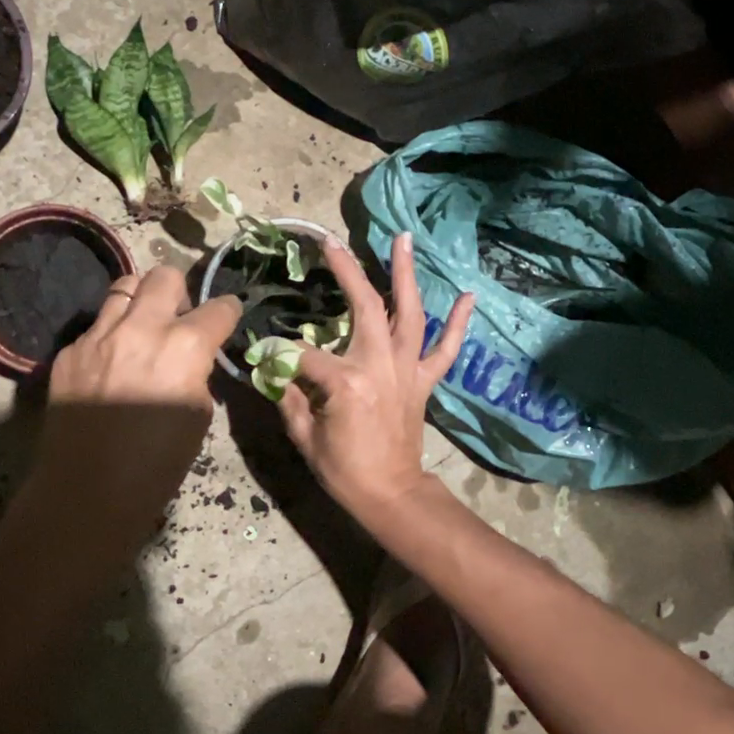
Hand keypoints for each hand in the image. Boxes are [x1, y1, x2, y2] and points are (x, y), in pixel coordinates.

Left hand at [31, 265, 240, 526]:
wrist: (88, 489)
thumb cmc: (157, 464)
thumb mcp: (197, 416)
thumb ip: (196, 373)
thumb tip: (192, 358)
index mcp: (184, 347)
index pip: (218, 308)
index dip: (227, 312)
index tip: (225, 318)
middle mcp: (142, 328)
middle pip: (165, 276)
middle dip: (179, 291)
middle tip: (178, 317)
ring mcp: (99, 335)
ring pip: (123, 286)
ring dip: (140, 300)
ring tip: (141, 326)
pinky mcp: (69, 350)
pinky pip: (96, 325)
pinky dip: (110, 335)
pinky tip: (110, 364)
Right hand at [278, 232, 473, 515]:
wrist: (391, 495)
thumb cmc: (344, 471)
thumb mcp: (305, 437)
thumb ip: (289, 396)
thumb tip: (276, 367)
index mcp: (347, 383)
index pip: (305, 353)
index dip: (281, 352)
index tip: (265, 352)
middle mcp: (381, 367)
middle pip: (366, 308)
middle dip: (348, 272)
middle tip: (332, 242)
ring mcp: (407, 371)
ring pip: (411, 314)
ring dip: (407, 274)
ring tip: (404, 239)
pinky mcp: (424, 382)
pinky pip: (446, 349)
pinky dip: (458, 324)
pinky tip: (469, 296)